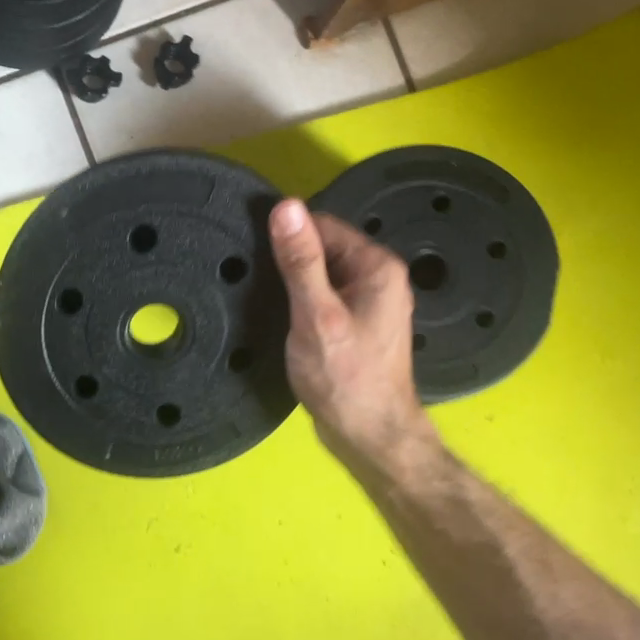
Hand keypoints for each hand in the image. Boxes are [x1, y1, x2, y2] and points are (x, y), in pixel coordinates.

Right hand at [269, 198, 435, 471]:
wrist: (368, 432)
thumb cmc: (343, 377)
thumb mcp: (314, 315)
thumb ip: (300, 262)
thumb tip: (285, 207)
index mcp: (378, 267)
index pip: (325, 226)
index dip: (289, 238)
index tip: (257, 259)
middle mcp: (382, 279)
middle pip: (326, 251)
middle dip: (292, 265)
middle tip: (261, 289)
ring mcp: (373, 305)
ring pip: (324, 278)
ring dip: (297, 289)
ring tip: (272, 309)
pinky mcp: (360, 327)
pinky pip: (327, 301)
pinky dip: (306, 308)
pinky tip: (288, 327)